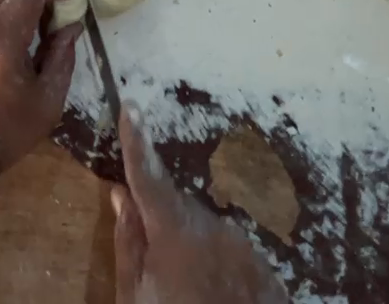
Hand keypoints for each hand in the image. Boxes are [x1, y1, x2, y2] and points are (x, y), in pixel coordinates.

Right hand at [112, 109, 289, 303]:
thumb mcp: (134, 297)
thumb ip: (128, 242)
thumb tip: (121, 195)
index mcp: (174, 231)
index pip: (149, 175)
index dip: (137, 140)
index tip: (130, 104)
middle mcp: (214, 228)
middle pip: (177, 210)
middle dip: (162, 224)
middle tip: (154, 265)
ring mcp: (245, 249)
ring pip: (206, 234)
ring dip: (193, 251)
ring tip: (188, 294)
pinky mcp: (268, 272)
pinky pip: (232, 257)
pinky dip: (219, 270)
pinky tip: (214, 300)